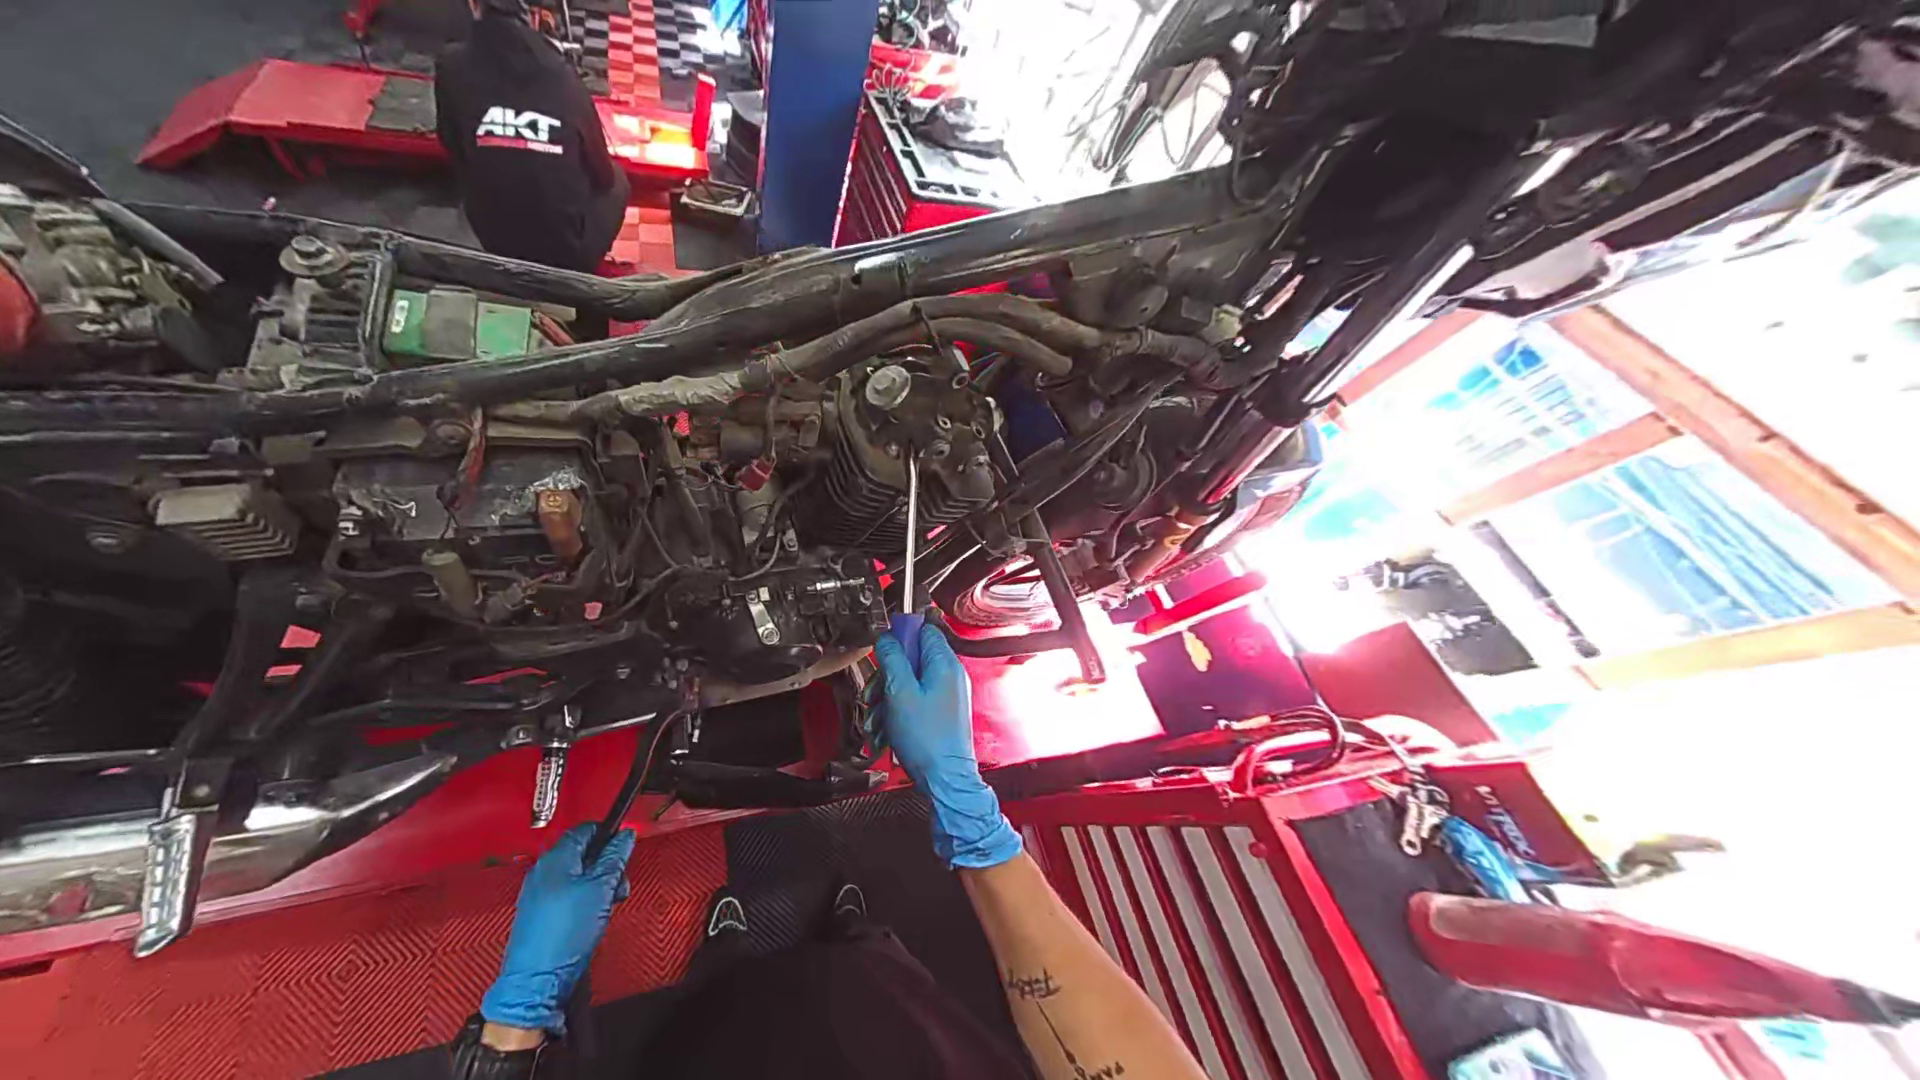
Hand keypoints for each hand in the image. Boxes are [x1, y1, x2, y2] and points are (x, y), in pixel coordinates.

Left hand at [481, 823, 636, 1033]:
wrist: (536, 982)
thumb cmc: (566, 934)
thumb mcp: (602, 888)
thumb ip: (616, 856)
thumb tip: (626, 835)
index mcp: (556, 858)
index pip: (587, 829)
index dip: (610, 835)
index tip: (625, 848)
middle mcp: (543, 870)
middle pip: (584, 851)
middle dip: (607, 863)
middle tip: (619, 882)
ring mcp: (537, 892)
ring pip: (577, 873)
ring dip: (598, 882)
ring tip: (608, 903)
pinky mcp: (538, 912)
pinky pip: (566, 892)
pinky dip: (584, 897)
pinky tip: (592, 915)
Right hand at [873, 622, 1021, 869]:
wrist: (945, 779)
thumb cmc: (925, 736)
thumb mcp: (900, 692)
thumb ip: (893, 659)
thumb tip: (887, 637)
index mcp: (945, 664)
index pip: (925, 630)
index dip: (902, 635)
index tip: (883, 649)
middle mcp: (950, 675)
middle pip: (913, 659)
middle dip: (887, 677)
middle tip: (872, 697)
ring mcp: (947, 695)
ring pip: (910, 683)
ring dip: (887, 700)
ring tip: (874, 723)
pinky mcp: (941, 713)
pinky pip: (915, 702)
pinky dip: (897, 714)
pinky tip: (883, 733)